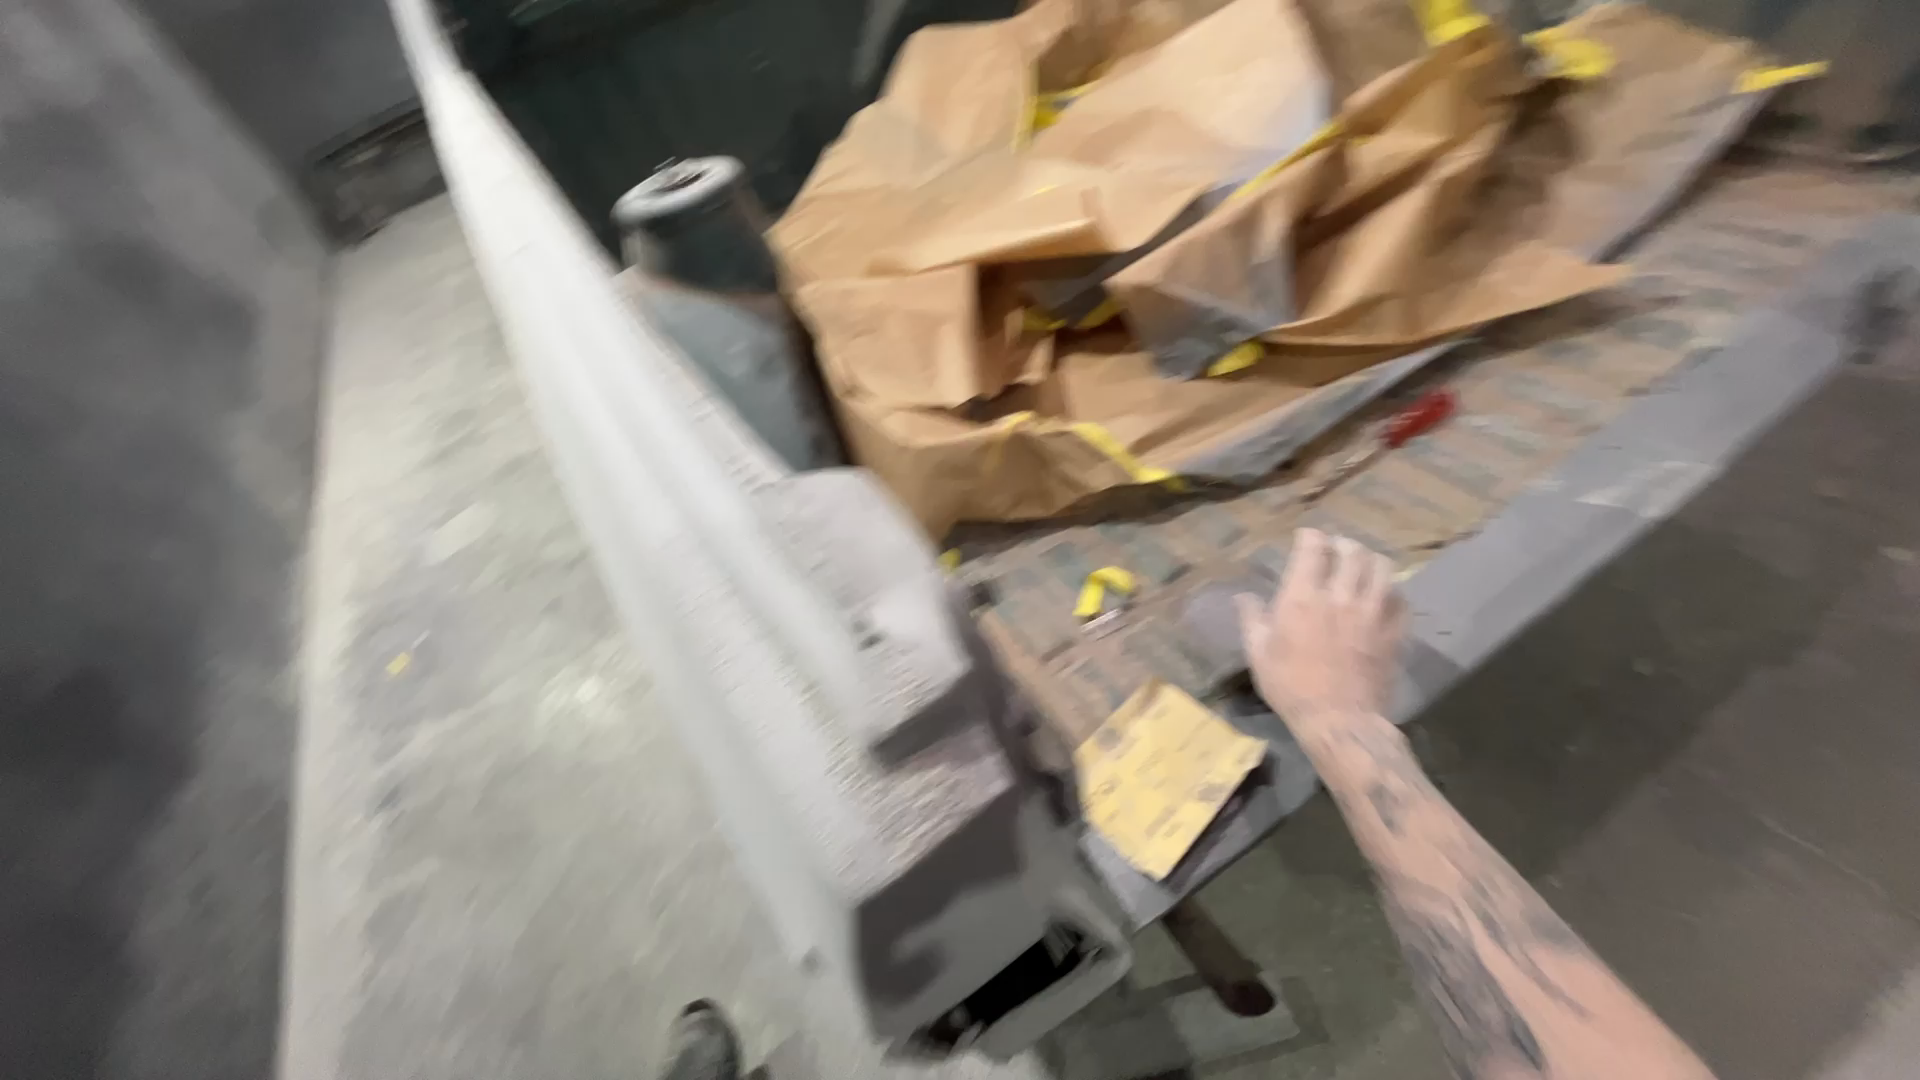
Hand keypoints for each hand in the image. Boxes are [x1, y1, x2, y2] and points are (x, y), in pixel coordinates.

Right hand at [1236, 528, 1406, 736]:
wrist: (1339, 720)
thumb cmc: (1291, 687)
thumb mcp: (1258, 653)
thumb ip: (1252, 619)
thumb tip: (1244, 596)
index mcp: (1302, 597)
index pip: (1313, 548)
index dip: (1310, 536)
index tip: (1306, 537)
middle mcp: (1341, 596)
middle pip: (1352, 551)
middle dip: (1342, 543)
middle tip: (1335, 549)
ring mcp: (1373, 613)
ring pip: (1382, 568)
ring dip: (1370, 561)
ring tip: (1362, 567)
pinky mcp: (1395, 632)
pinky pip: (1400, 599)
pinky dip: (1391, 590)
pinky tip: (1382, 596)